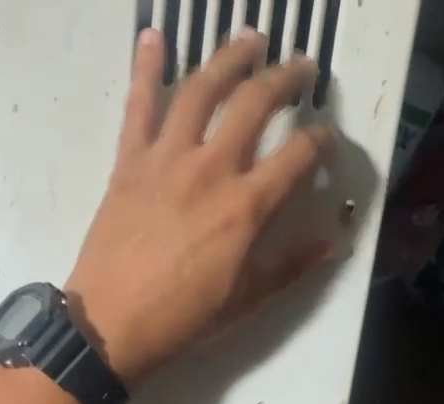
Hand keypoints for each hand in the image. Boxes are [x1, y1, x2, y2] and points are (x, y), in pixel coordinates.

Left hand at [65, 28, 334, 387]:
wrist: (110, 325)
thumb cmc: (182, 319)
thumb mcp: (245, 301)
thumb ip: (290, 266)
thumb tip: (333, 243)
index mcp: (246, 207)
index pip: (299, 156)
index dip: (322, 141)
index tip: (328, 139)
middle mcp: (211, 169)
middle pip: (256, 104)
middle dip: (286, 78)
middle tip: (300, 67)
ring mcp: (166, 159)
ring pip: (202, 89)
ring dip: (229, 57)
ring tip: (249, 39)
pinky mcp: (129, 161)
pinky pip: (139, 105)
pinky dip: (146, 68)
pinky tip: (152, 37)